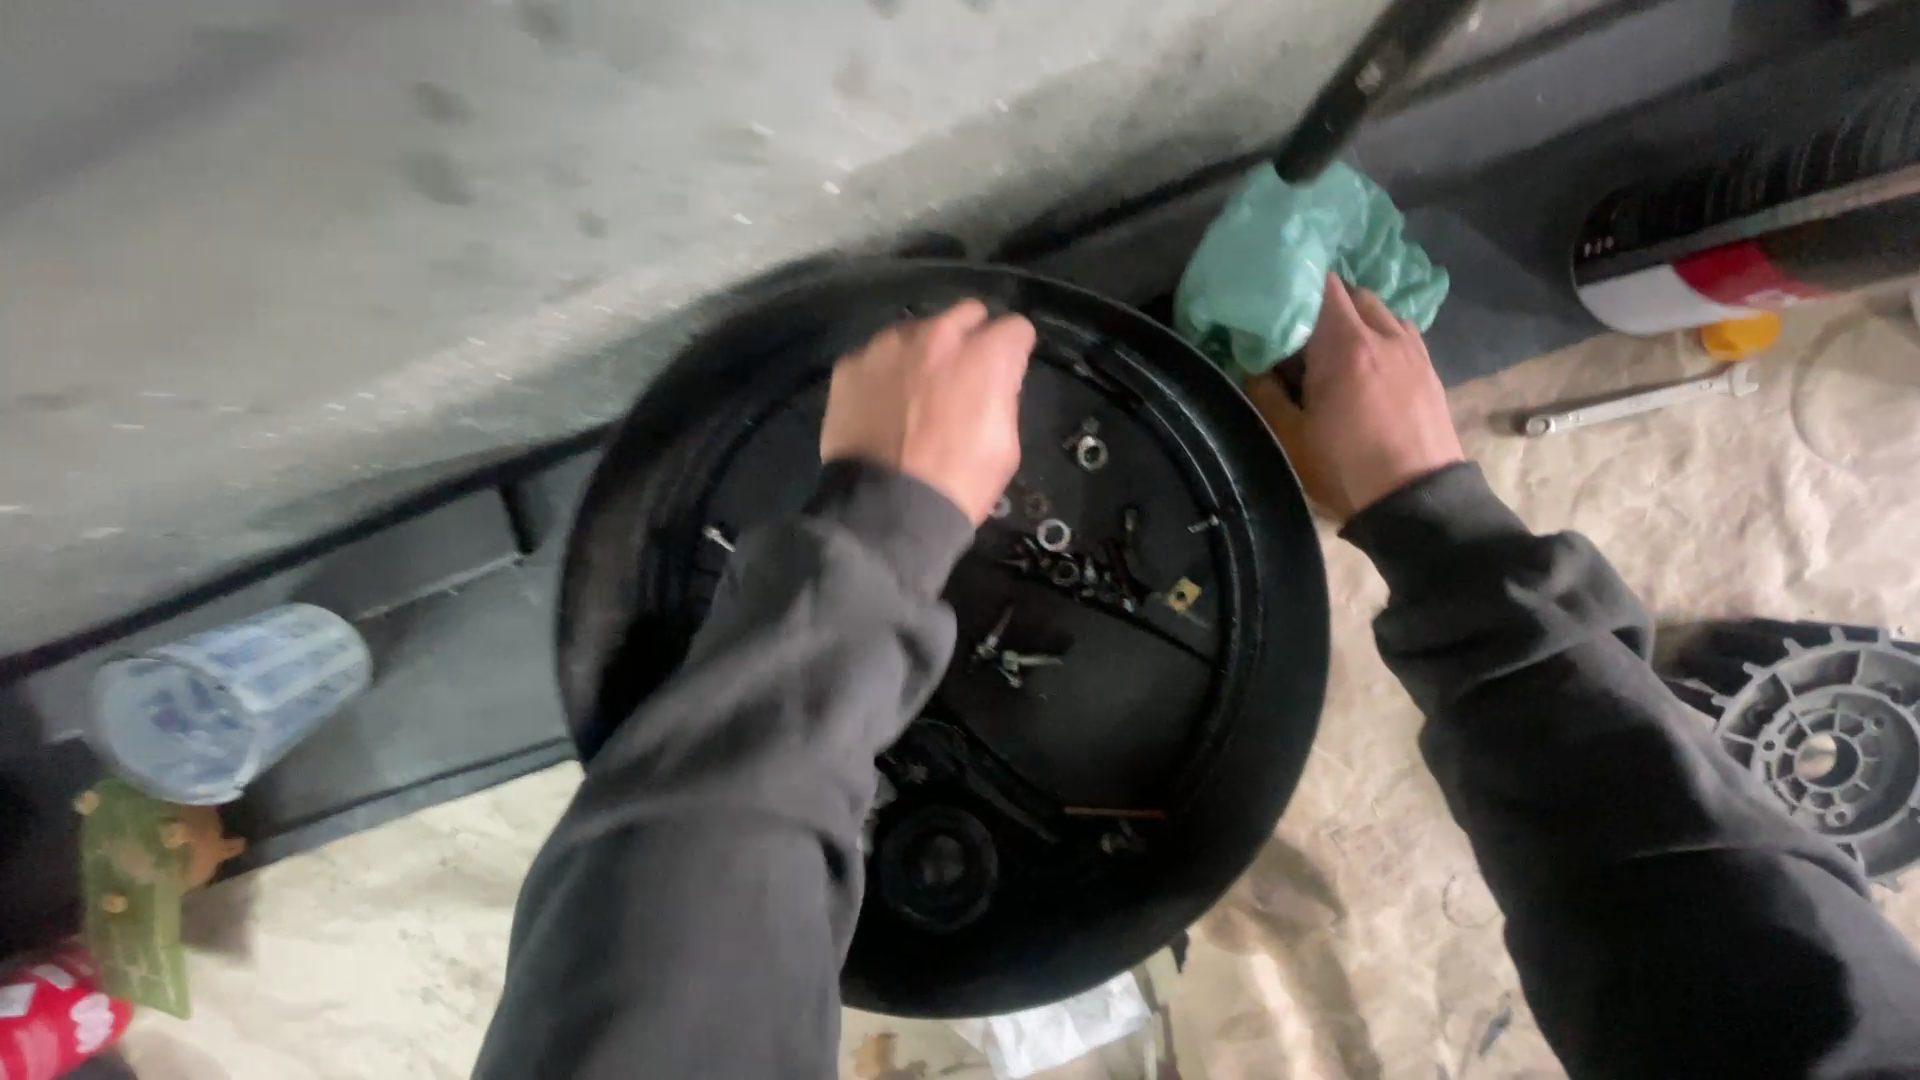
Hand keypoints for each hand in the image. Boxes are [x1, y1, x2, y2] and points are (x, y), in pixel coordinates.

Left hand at [821, 300, 1033, 524]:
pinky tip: (882, 405)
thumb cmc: (957, 485)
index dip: (1014, 352)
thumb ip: (1004, 397)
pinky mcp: (851, 364)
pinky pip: (876, 355)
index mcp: (984, 356)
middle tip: (963, 376)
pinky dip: (884, 372)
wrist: (886, 511)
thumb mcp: (1005, 446)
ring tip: (915, 392)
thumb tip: (996, 380)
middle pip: (966, 313)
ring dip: (924, 352)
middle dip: (971, 338)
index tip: (1007, 371)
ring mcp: (888, 346)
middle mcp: (937, 336)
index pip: (1015, 328)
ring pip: (917, 330)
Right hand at [1244, 275, 1462, 521]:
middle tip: (1296, 330)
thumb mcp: (1289, 435)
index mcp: (1344, 346)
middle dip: (1322, 303)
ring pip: (1379, 310)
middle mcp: (1383, 335)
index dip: (1297, 286)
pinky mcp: (1428, 368)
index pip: (1323, 287)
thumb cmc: (1344, 468)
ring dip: (1353, 318)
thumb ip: (1265, 392)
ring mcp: (1412, 350)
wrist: (1413, 500)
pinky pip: (1399, 332)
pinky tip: (1364, 362)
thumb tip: (1254, 365)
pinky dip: (1378, 334)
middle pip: (1352, 293)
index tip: (1273, 302)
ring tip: (1330, 346)